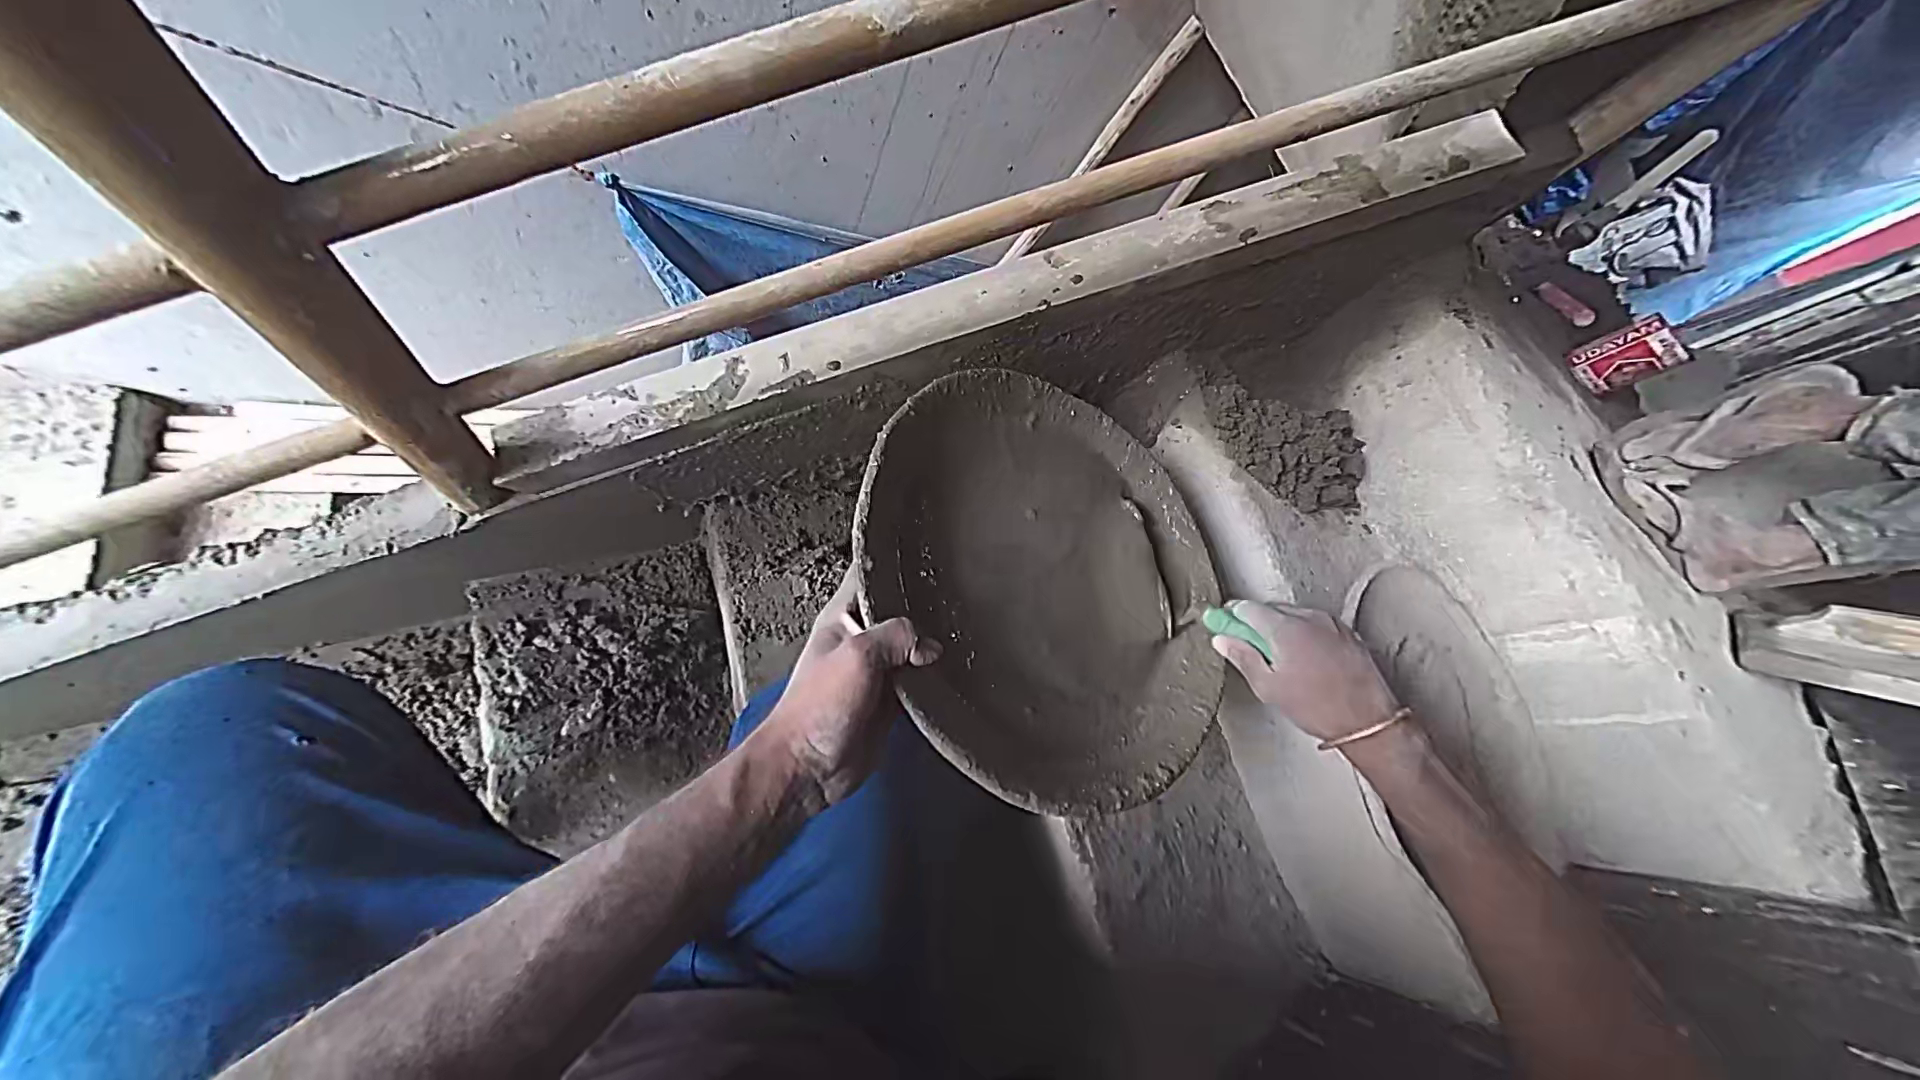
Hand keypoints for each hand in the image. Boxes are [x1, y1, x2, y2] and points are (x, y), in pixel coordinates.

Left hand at [760, 566, 940, 805]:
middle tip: (961, 587)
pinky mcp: (891, 698)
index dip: (892, 560)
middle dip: (923, 601)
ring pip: (911, 644)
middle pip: (897, 609)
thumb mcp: (858, 656)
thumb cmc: (819, 707)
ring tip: (968, 622)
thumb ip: (896, 636)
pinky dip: (934, 673)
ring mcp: (877, 668)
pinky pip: (917, 677)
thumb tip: (929, 645)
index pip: (867, 574)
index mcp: (842, 616)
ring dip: (931, 640)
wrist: (809, 768)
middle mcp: (861, 637)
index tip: (925, 549)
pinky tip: (957, 664)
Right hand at [1210, 599, 1401, 743]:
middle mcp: (1309, 618)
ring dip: (1280, 627)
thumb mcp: (1268, 686)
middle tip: (1248, 647)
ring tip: (1279, 658)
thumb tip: (1222, 640)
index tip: (1223, 626)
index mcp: (1285, 628)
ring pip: (1293, 614)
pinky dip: (1303, 633)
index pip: (1247, 608)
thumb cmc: (1318, 707)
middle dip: (1255, 623)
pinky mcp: (1347, 633)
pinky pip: (1315, 624)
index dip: (1232, 616)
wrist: (1368, 722)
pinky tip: (1302, 658)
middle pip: (1270, 608)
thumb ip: (1242, 656)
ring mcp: (1331, 624)